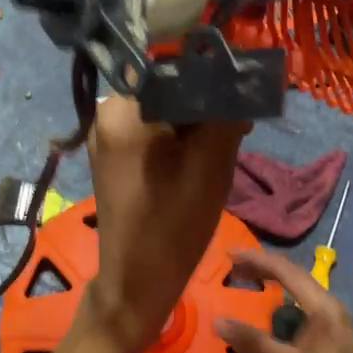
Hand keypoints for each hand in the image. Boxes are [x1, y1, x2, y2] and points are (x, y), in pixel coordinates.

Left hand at [80, 97, 248, 352]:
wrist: (137, 283)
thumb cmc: (173, 227)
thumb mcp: (210, 166)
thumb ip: (225, 113)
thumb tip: (244, 78)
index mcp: (122, 111)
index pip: (177, 68)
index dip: (216, 76)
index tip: (246, 94)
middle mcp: (107, 112)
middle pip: (170, 87)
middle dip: (208, 102)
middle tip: (240, 129)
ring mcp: (108, 134)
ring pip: (166, 108)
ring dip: (198, 122)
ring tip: (224, 146)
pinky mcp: (115, 153)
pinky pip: (155, 128)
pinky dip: (182, 137)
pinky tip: (203, 158)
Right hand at [214, 249, 352, 352]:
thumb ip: (250, 341)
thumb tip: (218, 320)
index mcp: (323, 307)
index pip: (286, 270)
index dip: (256, 260)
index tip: (228, 255)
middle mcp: (332, 309)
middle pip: (294, 279)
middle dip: (263, 273)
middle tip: (232, 271)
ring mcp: (336, 326)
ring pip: (298, 300)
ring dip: (272, 296)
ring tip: (246, 293)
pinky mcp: (334, 343)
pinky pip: (303, 317)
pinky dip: (282, 317)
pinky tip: (268, 330)